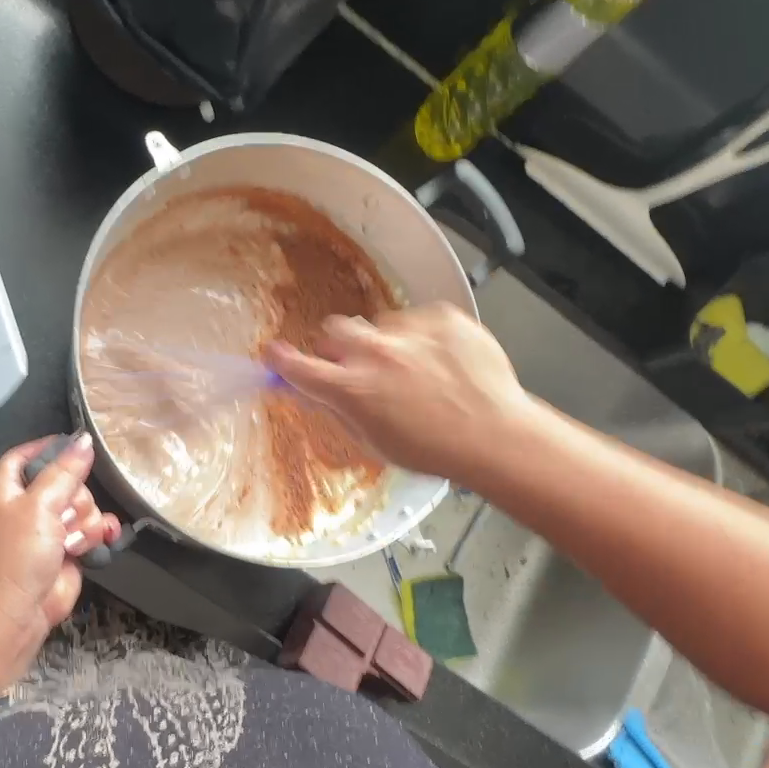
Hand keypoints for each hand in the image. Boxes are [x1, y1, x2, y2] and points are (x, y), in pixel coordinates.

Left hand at [0, 434, 121, 650]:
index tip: (70, 443)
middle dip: (76, 498)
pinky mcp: (73, 546)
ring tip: (72, 543)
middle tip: (65, 517)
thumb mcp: (40, 506)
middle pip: (67, 480)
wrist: (25, 607)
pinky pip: (97, 527)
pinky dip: (102, 533)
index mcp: (11, 489)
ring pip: (86, 505)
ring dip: (86, 523)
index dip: (44, 447)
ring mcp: (54, 527)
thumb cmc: (21, 553)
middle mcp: (32, 505)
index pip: (24, 456)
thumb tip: (84, 440)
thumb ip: (65, 472)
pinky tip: (106, 539)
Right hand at [263, 303, 536, 480]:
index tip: (274, 354)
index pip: (299, 367)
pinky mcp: (442, 317)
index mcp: (352, 390)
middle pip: (334, 330)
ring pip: (378, 326)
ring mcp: (410, 332)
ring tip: (413, 369)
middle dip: (339, 346)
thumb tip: (317, 392)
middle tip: (355, 365)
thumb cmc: (433, 449)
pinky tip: (439, 362)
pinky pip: (417, 319)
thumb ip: (339, 410)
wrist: (494, 436)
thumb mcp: (372, 441)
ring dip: (384, 343)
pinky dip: (421, 337)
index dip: (281, 360)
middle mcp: (375, 354)